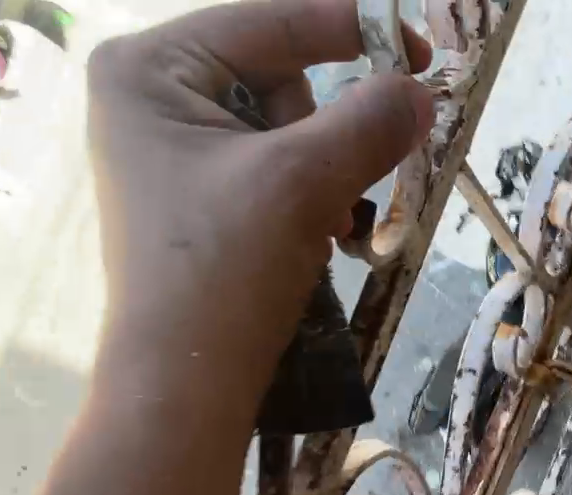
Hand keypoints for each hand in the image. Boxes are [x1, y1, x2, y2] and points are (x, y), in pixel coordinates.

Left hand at [86, 0, 433, 415]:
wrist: (188, 381)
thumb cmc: (226, 271)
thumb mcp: (302, 185)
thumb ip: (366, 126)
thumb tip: (421, 91)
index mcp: (150, 69)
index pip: (269, 23)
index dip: (351, 30)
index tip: (420, 54)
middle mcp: (154, 101)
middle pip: (280, 83)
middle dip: (323, 138)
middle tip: (333, 193)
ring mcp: (177, 158)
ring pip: (287, 138)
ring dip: (325, 179)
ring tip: (324, 230)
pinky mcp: (203, 206)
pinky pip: (278, 179)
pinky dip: (311, 205)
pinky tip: (315, 243)